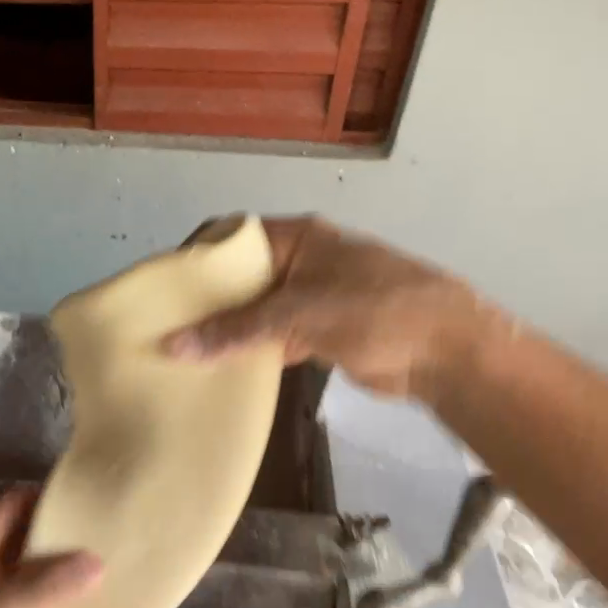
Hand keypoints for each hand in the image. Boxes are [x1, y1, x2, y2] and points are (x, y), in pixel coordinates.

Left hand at [0, 489, 102, 607]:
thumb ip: (45, 587)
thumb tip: (97, 560)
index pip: (9, 505)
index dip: (43, 497)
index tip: (85, 502)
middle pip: (13, 537)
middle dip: (51, 536)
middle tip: (99, 540)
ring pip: (13, 573)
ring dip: (46, 572)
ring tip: (93, 574)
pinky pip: (9, 606)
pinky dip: (35, 604)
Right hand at [164, 215, 504, 399]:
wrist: (445, 350)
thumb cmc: (375, 311)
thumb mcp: (299, 314)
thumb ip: (236, 330)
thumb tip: (172, 346)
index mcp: (297, 238)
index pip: (231, 236)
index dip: (195, 256)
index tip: (161, 289)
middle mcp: (299, 263)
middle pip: (239, 276)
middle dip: (204, 300)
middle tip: (164, 327)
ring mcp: (310, 299)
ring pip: (254, 311)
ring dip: (224, 330)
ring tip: (181, 353)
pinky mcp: (319, 333)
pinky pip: (272, 339)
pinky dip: (248, 353)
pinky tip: (220, 372)